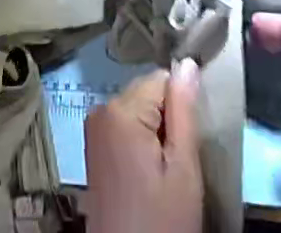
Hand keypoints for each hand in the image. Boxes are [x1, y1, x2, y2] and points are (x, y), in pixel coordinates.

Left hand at [83, 60, 202, 232]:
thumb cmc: (160, 219)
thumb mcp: (182, 168)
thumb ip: (184, 111)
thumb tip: (188, 63)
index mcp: (120, 109)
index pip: (161, 79)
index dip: (180, 106)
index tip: (185, 140)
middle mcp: (100, 108)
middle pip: (147, 92)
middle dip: (166, 117)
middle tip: (174, 160)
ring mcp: (93, 126)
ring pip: (137, 107)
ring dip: (153, 130)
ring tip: (160, 170)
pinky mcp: (93, 144)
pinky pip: (124, 124)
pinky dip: (139, 140)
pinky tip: (146, 172)